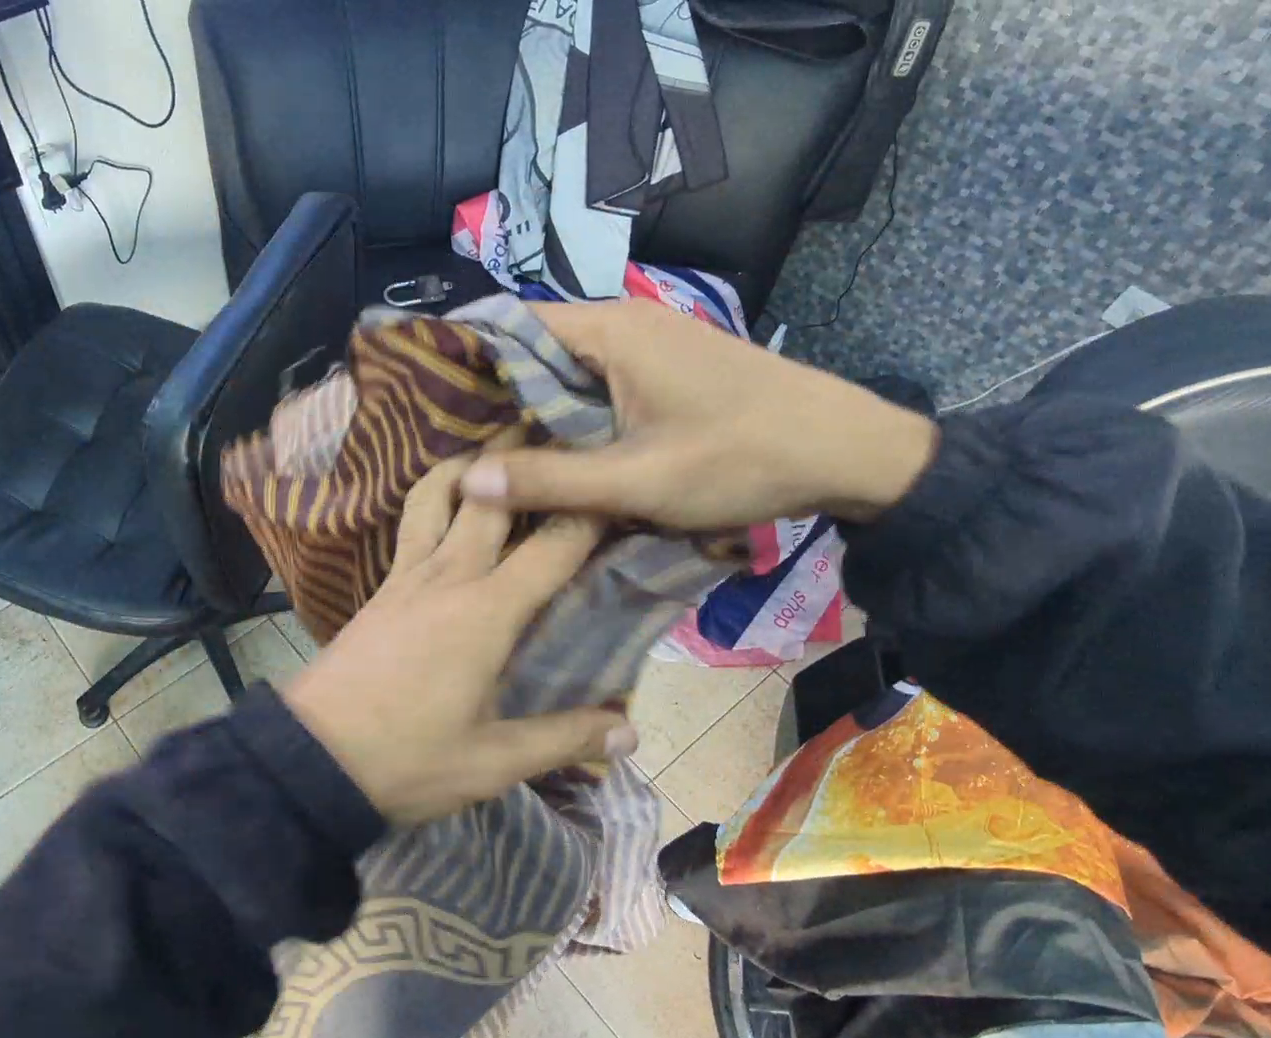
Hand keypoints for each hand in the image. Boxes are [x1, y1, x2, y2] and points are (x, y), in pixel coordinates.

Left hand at [281, 450, 636, 826]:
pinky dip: (434, 498)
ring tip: (497, 450)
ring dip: (468, 464)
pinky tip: (450, 508)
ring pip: (436, 493)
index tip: (625, 479)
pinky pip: (411, 523)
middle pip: (491, 494)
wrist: (311, 759)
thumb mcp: (492, 762)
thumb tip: (629, 735)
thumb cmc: (407, 760)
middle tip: (563, 427)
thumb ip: (563, 740)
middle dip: (528, 454)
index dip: (596, 506)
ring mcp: (407, 576)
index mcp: (487, 612)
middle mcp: (448, 576)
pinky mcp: (380, 588)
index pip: (556, 542)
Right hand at [458, 300, 938, 529]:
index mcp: (609, 331)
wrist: (847, 450)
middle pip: (533, 347)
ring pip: (564, 368)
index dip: (463, 360)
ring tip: (483, 450)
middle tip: (444, 441)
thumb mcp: (637, 482)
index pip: (510, 327)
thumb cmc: (741, 459)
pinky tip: (549, 450)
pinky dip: (566, 411)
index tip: (422, 403)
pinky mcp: (665, 367)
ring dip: (530, 406)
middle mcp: (623, 322)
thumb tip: (467, 482)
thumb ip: (549, 481)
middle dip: (490, 391)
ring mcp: (648, 343)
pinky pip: (595, 382)